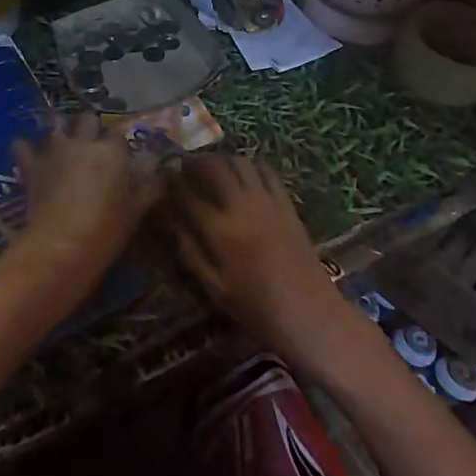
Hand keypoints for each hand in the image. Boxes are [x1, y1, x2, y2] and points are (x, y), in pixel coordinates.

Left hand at [0, 112, 161, 286]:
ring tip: (64, 143)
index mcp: (111, 151)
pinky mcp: (32, 166)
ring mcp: (54, 151)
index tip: (121, 154)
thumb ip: (149, 186)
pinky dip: (26, 148)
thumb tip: (160, 169)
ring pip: (57, 127)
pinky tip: (28, 151)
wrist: (61, 245)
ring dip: (62, 131)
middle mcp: (82, 142)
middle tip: (94, 144)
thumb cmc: (106, 230)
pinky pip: (23, 147)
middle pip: (88, 120)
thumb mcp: (136, 210)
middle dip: (91, 127)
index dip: (119, 142)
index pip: (119, 133)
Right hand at [167, 156, 355, 357]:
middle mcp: (242, 207)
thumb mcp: (215, 288)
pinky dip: (251, 167)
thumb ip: (190, 252)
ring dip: (222, 159)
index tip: (163, 176)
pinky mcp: (287, 206)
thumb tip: (172, 224)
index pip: (188, 194)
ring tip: (212, 168)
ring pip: (241, 163)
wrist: (312, 315)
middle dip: (196, 161)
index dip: (172, 181)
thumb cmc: (258, 308)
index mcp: (220, 230)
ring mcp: (268, 203)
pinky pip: (267, 173)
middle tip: (185, 165)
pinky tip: (244, 177)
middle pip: (215, 167)